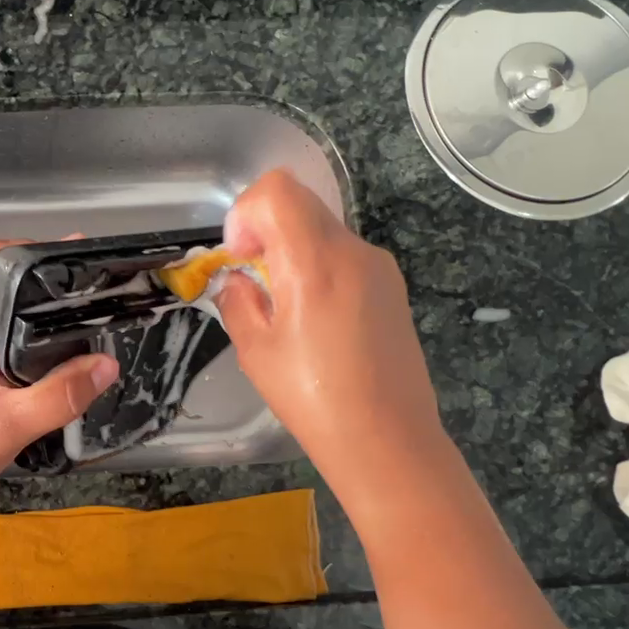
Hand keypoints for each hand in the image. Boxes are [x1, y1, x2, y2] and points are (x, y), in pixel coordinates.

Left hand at [0, 239, 119, 506]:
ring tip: (88, 310)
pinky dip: (35, 335)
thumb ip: (62, 395)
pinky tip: (65, 350)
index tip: (75, 257)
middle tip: (93, 284)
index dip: (30, 249)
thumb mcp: (13, 424)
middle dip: (46, 277)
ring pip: (6, 311)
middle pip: (3, 281)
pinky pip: (7, 337)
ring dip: (42, 308)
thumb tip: (109, 364)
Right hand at [215, 169, 445, 486]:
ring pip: (321, 230)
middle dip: (264, 232)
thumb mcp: (255, 350)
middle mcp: (353, 251)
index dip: (245, 213)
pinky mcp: (391, 286)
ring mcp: (379, 267)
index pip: (277, 191)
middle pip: (299, 204)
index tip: (240, 256)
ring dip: (290, 252)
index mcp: (315, 262)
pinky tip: (314, 322)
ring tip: (284, 310)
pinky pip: (343, 257)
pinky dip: (316, 269)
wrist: (386, 438)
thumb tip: (238, 279)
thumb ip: (238, 301)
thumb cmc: (312, 397)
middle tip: (254, 282)